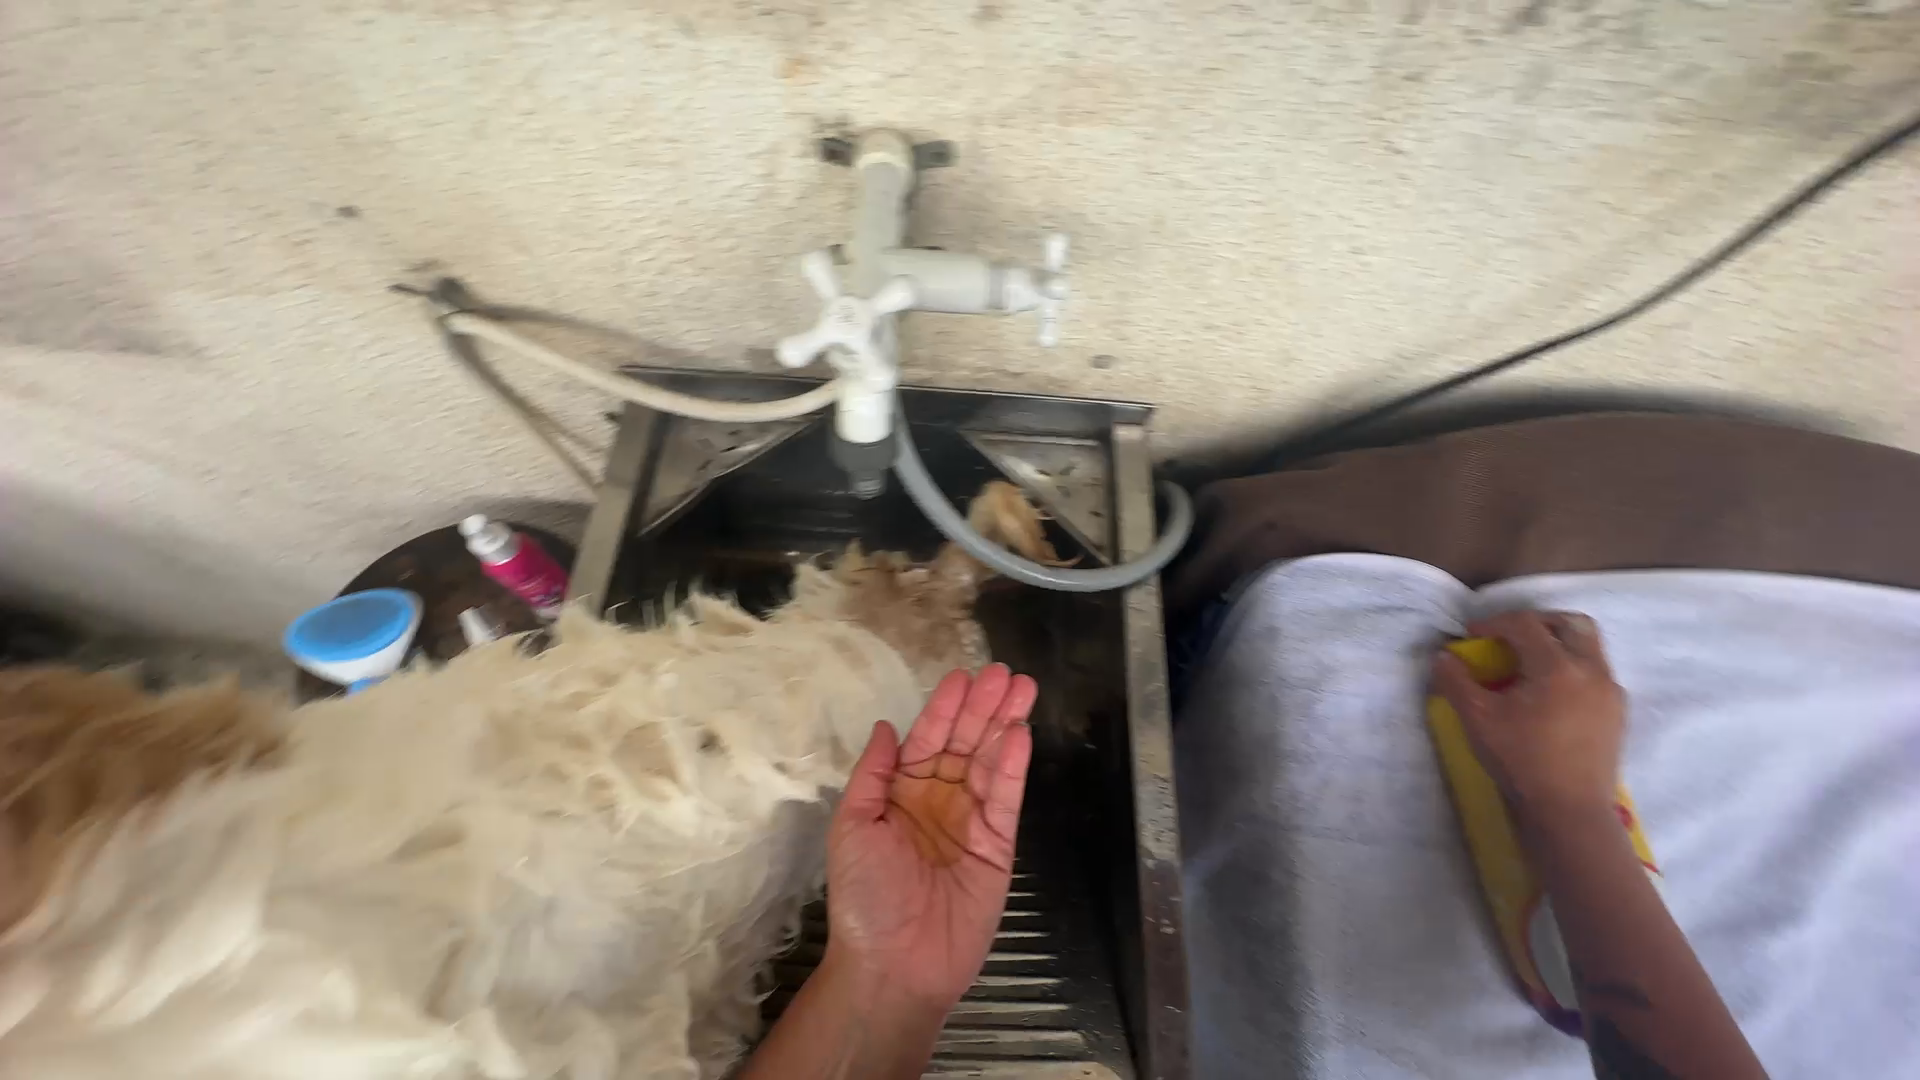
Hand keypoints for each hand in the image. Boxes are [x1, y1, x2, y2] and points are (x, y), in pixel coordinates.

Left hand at [825, 664, 1037, 1008]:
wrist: (894, 965)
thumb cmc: (866, 895)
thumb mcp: (853, 827)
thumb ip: (872, 773)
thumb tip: (885, 725)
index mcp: (903, 792)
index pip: (928, 738)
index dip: (944, 707)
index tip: (963, 675)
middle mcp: (939, 798)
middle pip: (965, 741)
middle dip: (983, 705)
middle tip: (1004, 671)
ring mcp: (971, 820)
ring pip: (990, 760)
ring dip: (1005, 723)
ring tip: (1022, 688)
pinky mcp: (998, 844)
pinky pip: (1006, 797)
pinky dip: (1014, 765)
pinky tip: (1021, 734)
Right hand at [1431, 610, 1625, 824]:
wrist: (1569, 809)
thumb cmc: (1520, 759)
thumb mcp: (1476, 717)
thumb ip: (1455, 680)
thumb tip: (1444, 657)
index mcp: (1557, 668)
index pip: (1526, 624)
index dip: (1494, 622)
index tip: (1472, 636)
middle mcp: (1592, 671)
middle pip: (1571, 623)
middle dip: (1536, 622)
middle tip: (1507, 637)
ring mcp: (1610, 692)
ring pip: (1589, 645)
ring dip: (1556, 642)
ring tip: (1526, 663)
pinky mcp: (1617, 711)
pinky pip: (1595, 670)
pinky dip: (1569, 666)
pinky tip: (1546, 691)